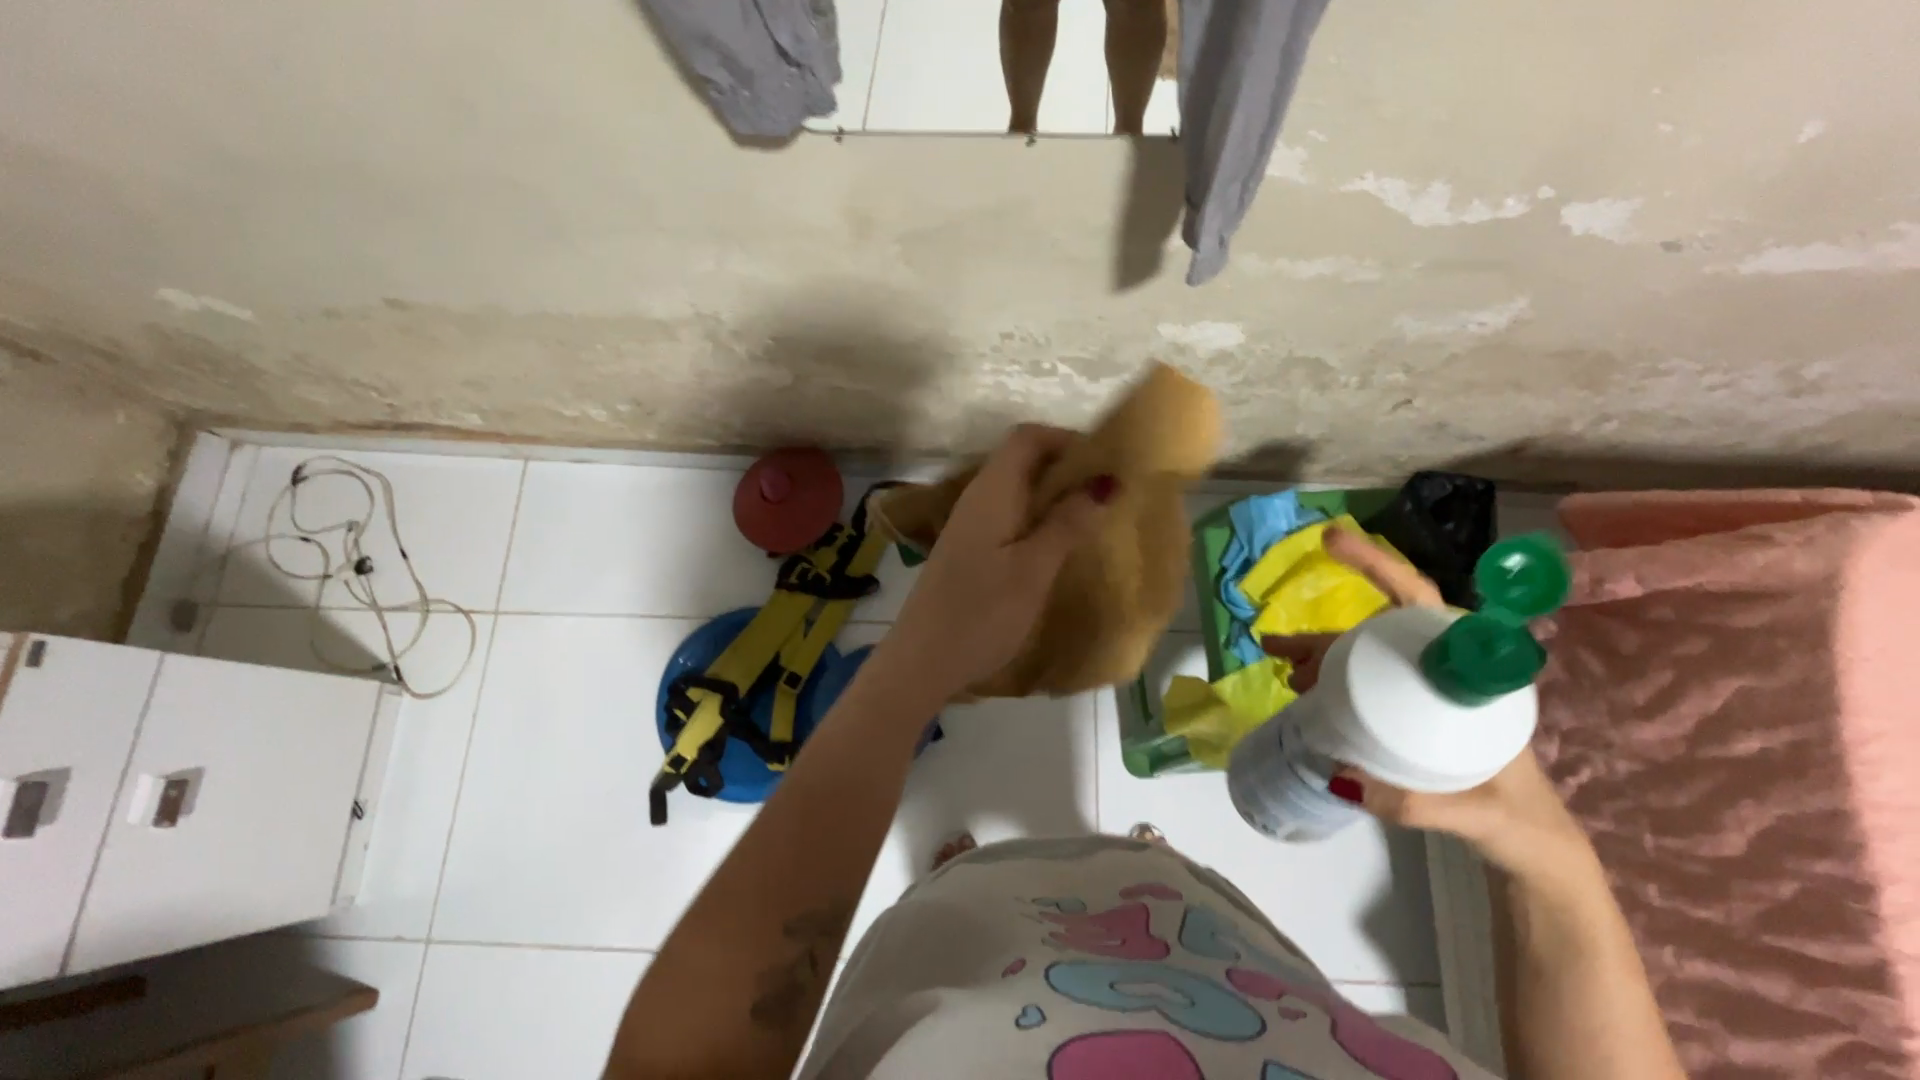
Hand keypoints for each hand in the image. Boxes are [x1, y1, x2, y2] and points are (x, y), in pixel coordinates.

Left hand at [877, 425, 1112, 703]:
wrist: (922, 662)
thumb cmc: (981, 614)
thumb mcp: (1033, 570)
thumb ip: (1067, 524)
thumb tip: (1103, 482)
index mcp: (992, 492)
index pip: (1028, 437)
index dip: (1067, 439)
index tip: (1106, 463)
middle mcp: (978, 499)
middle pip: (1024, 462)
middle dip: (1067, 469)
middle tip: (1109, 494)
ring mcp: (970, 527)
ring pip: (1018, 493)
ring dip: (1054, 498)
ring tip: (1093, 520)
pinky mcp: (969, 553)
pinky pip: (1009, 520)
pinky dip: (1038, 522)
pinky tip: (1059, 550)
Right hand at [1261, 526, 1588, 875]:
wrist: (1539, 861)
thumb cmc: (1525, 831)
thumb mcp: (1478, 818)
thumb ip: (1413, 803)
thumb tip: (1335, 776)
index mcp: (1475, 677)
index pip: (1425, 606)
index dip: (1379, 568)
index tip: (1333, 544)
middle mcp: (1449, 676)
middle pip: (1382, 632)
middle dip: (1328, 634)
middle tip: (1277, 646)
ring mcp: (1430, 697)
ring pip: (1370, 659)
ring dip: (1323, 658)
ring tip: (1282, 671)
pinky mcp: (1415, 720)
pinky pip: (1368, 687)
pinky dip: (1333, 685)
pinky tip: (1306, 697)